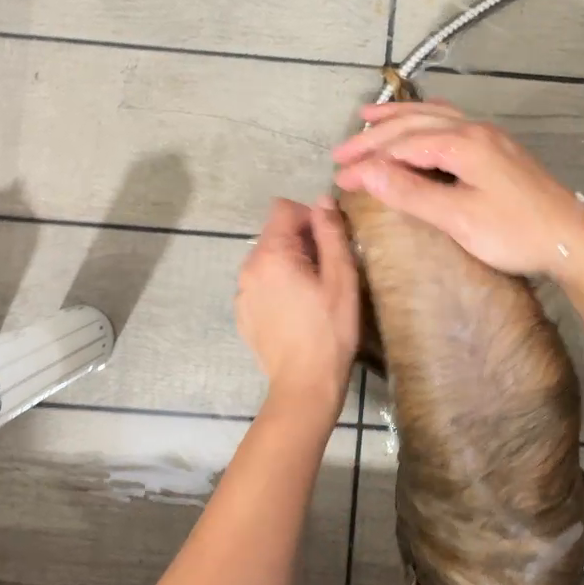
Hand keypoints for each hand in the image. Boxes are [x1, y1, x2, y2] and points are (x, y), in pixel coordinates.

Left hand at [235, 196, 358, 424]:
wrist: (304, 384)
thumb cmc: (330, 329)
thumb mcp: (341, 277)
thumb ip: (331, 233)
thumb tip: (322, 200)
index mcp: (271, 254)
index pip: (284, 208)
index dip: (310, 216)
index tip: (330, 243)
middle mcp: (248, 267)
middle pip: (275, 234)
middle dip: (301, 242)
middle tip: (327, 272)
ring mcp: (242, 292)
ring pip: (268, 260)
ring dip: (289, 265)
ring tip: (313, 294)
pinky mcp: (243, 314)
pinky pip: (261, 284)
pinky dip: (278, 287)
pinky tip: (297, 313)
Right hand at [331, 100, 583, 276]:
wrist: (572, 241)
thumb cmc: (515, 233)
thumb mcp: (458, 218)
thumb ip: (411, 193)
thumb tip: (367, 173)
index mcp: (463, 144)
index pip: (402, 146)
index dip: (368, 161)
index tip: (339, 179)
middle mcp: (475, 131)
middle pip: (414, 124)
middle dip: (375, 137)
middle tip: (341, 153)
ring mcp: (490, 138)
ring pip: (434, 116)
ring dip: (398, 119)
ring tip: (368, 118)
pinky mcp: (499, 150)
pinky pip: (451, 122)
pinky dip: (425, 120)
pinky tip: (422, 123)